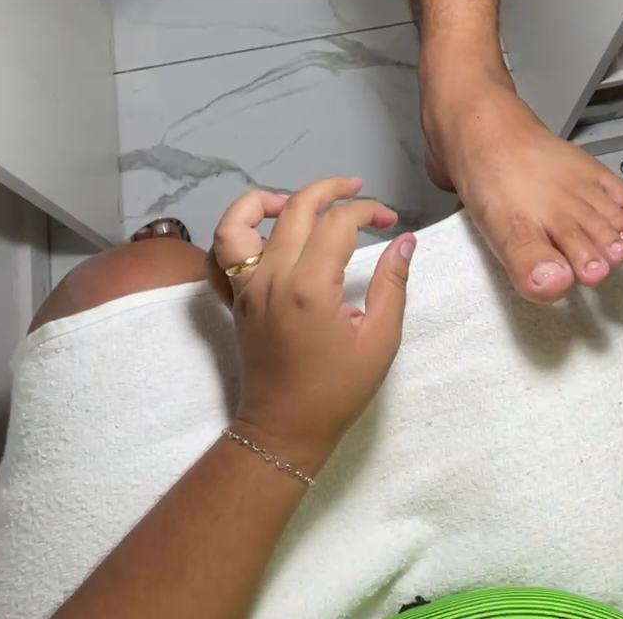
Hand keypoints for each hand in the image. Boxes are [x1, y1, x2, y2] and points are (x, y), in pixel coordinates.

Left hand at [208, 177, 414, 473]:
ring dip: (266, 202)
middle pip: (295, 209)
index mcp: (308, 288)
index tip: (390, 221)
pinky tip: (260, 233)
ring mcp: (244, 289)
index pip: (338, 223)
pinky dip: (233, 236)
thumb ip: (392, 284)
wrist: (284, 431)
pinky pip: (217, 259)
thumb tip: (405, 240)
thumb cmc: (337, 390)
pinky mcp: (232, 301)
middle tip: (358, 191)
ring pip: (237, 224)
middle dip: (331, 191)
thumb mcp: (381, 340)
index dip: (368, 210)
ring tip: (295, 201)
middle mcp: (271, 279)